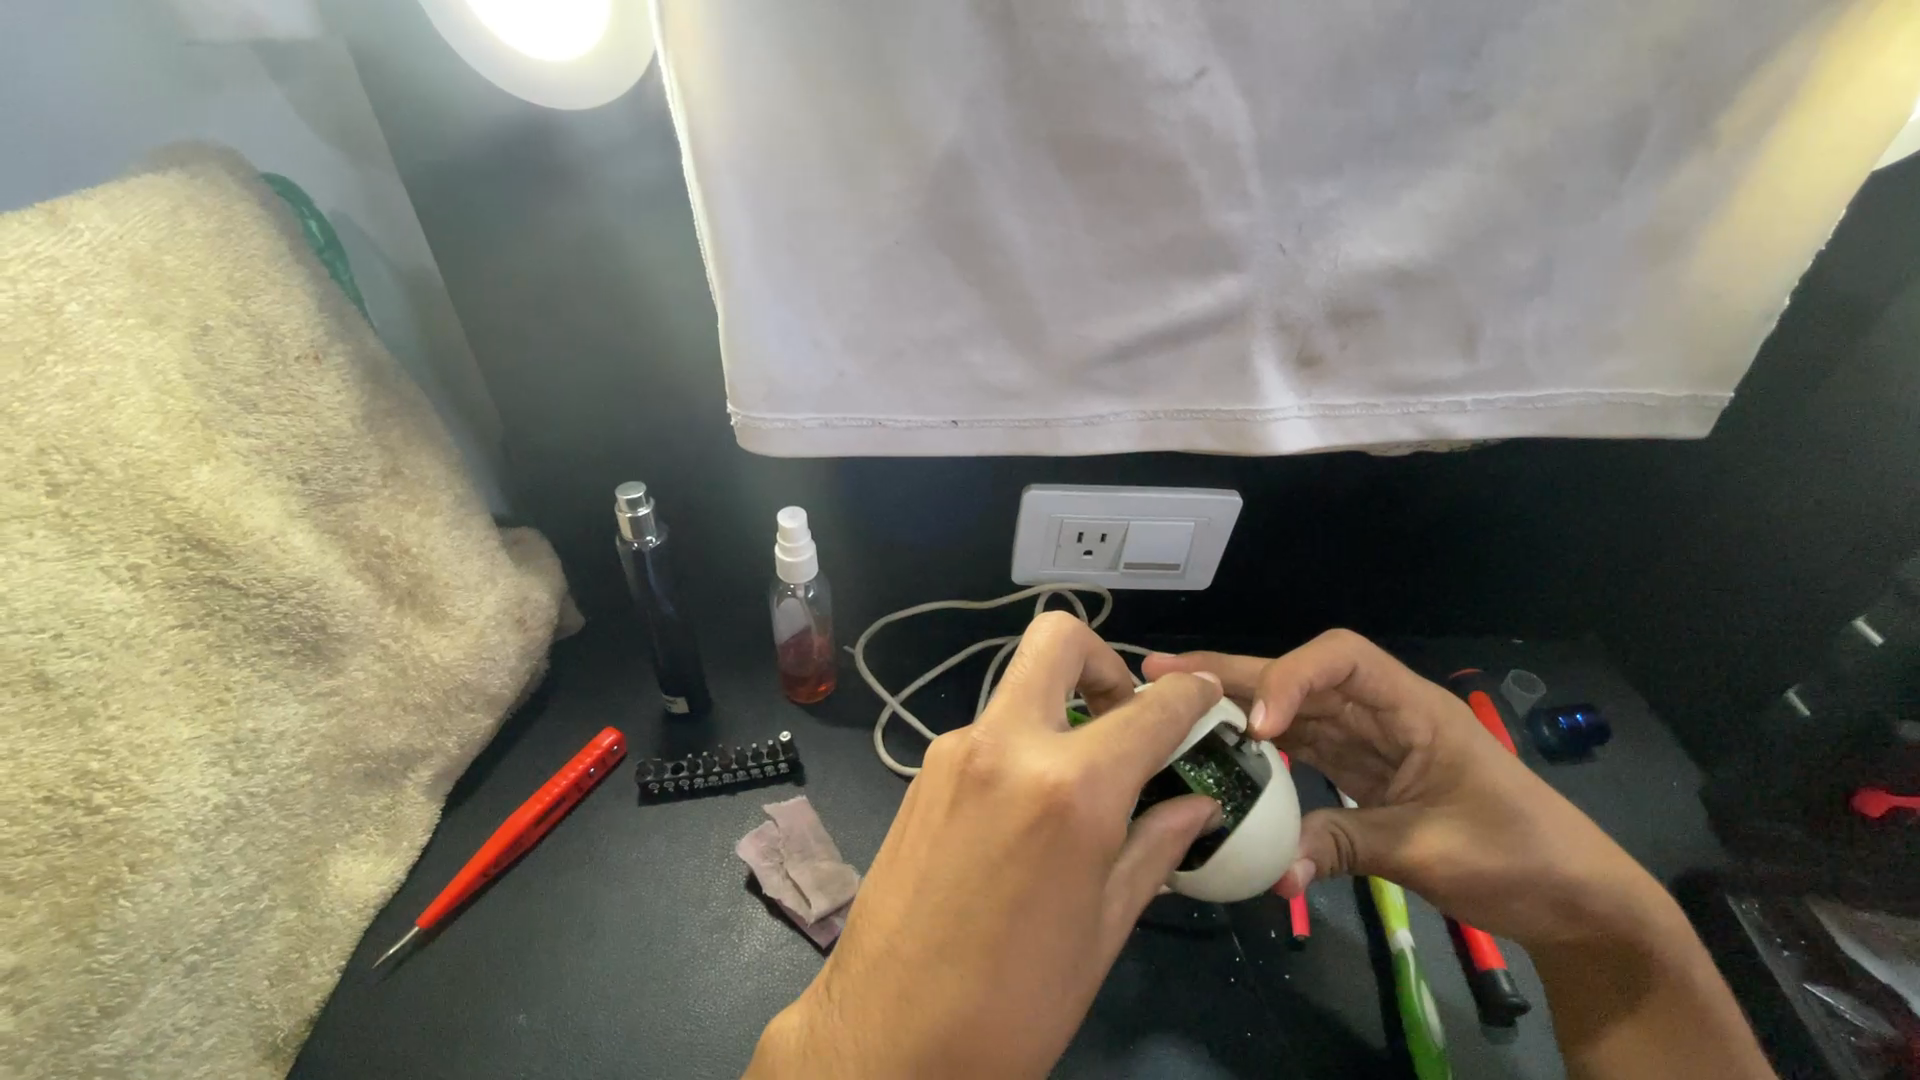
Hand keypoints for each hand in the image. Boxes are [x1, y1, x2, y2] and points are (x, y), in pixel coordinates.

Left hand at [747, 612, 1226, 1078]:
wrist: (885, 1037)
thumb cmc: (1014, 1003)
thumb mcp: (1104, 928)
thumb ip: (1154, 847)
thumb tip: (1195, 804)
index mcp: (1069, 788)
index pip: (1149, 710)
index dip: (1190, 696)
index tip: (1205, 695)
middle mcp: (1006, 745)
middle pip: (1058, 641)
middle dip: (1104, 662)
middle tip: (1124, 717)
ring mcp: (954, 751)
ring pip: (1020, 688)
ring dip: (1060, 709)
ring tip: (1083, 780)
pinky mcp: (922, 771)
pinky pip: (989, 731)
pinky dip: (1024, 745)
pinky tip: (1030, 810)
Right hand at [1143, 630, 1666, 949]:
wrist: (1574, 898)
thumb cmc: (1523, 858)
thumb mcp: (1430, 851)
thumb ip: (1343, 847)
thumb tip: (1269, 875)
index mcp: (1412, 710)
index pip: (1340, 661)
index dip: (1290, 678)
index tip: (1257, 726)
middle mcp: (1382, 713)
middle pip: (1299, 677)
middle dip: (1232, 673)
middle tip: (1163, 674)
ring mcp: (1368, 741)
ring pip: (1291, 708)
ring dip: (1233, 703)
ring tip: (1172, 701)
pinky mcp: (1359, 770)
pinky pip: (1299, 747)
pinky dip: (1257, 746)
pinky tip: (1217, 746)